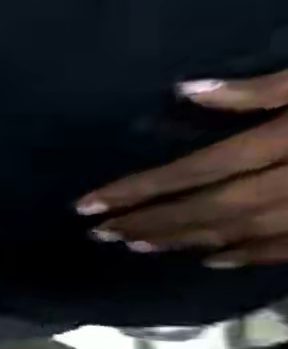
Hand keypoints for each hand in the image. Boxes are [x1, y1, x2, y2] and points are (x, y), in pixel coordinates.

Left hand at [78, 71, 287, 266]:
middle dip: (152, 222)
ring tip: (134, 246)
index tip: (82, 206)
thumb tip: (185, 89)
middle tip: (97, 234)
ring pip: (251, 229)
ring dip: (188, 239)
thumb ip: (265, 88)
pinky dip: (252, 254)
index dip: (138, 190)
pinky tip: (209, 260)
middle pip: (215, 206)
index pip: (198, 170)